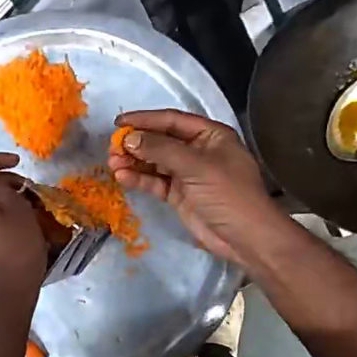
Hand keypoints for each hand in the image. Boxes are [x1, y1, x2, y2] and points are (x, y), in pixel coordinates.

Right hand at [110, 109, 288, 267]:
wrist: (244, 237)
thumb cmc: (228, 194)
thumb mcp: (196, 166)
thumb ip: (161, 149)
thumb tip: (129, 138)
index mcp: (209, 135)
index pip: (172, 121)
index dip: (145, 120)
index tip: (119, 124)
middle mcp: (197, 150)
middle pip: (161, 141)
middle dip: (136, 143)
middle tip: (112, 148)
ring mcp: (187, 173)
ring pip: (155, 162)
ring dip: (134, 162)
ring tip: (112, 163)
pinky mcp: (179, 194)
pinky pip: (155, 182)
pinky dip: (139, 179)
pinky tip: (122, 177)